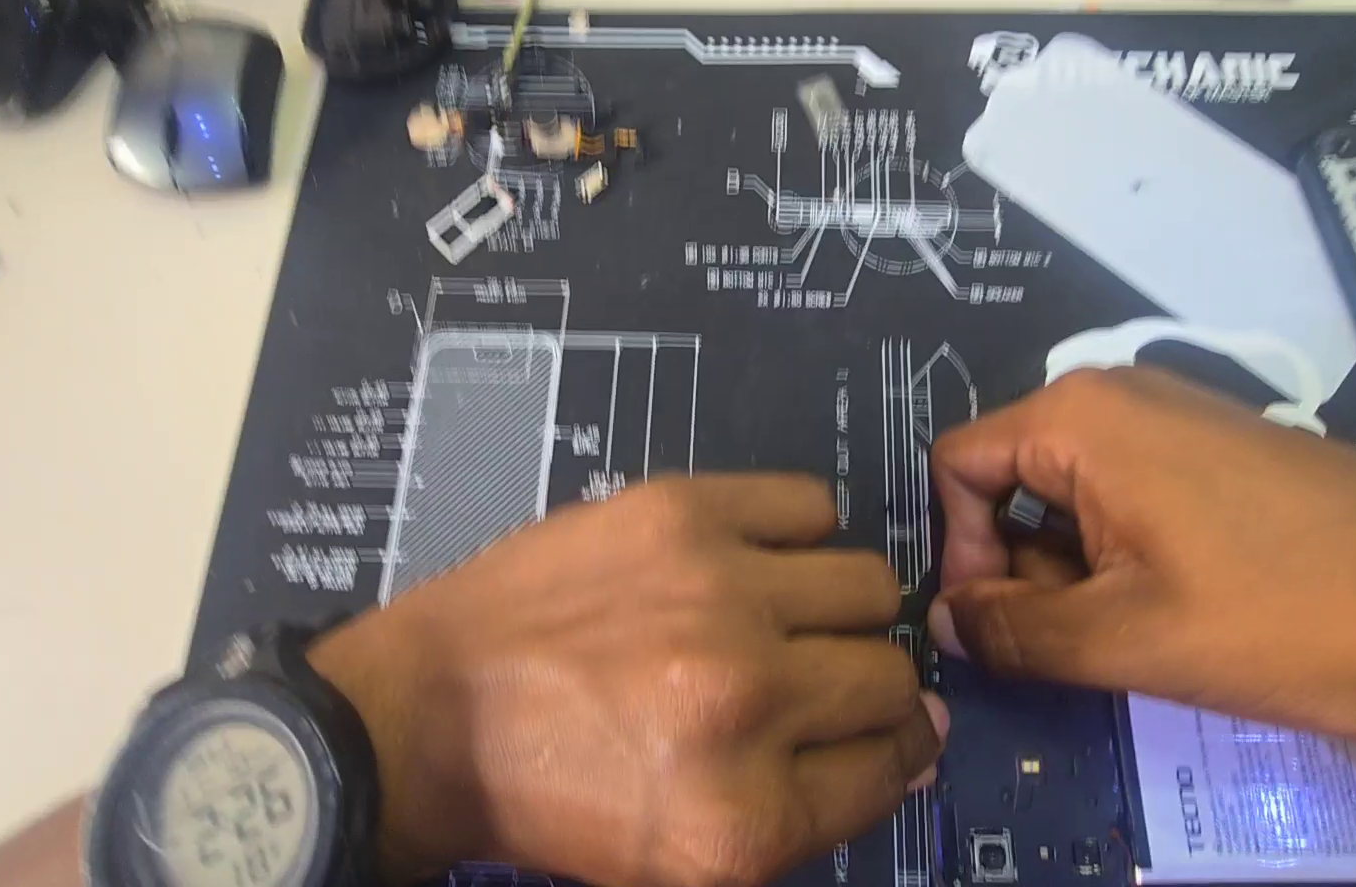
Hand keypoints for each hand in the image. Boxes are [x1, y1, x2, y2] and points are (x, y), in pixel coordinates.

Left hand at [310, 475, 947, 886]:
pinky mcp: (684, 510)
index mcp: (746, 820)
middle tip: (816, 666)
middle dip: (870, 677)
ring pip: (869, 582)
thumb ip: (816, 801)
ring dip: (845, 603)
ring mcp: (717, 591)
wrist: (438, 706)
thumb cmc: (562, 792)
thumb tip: (918, 725)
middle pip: (891, 671)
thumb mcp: (690, 852)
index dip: (894, 741)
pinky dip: (801, 529)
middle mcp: (746, 697)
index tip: (878, 722)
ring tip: (788, 606)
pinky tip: (757, 552)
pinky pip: (812, 503)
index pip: (893, 762)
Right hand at [928, 366, 1355, 742]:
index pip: (957, 465)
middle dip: (1019, 563)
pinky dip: (1118, 550)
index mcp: (1077, 416)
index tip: (994, 623)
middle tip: (1068, 640)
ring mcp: (1172, 418)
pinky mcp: (1214, 449)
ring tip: (1131, 630)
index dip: (958, 547)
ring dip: (1070, 566)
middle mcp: (1114, 397)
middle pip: (1011, 477)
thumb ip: (1014, 632)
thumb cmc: (1295, 615)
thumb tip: (942, 623)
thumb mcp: (1131, 638)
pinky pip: (1123, 490)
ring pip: (1068, 492)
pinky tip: (1173, 604)